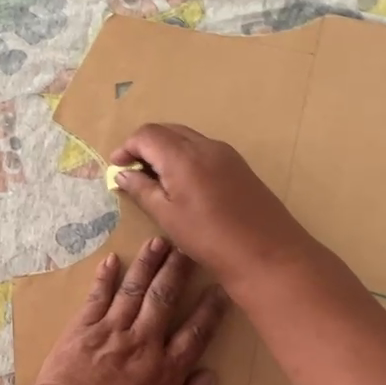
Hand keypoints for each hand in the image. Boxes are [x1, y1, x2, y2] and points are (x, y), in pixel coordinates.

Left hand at [22, 237, 224, 384]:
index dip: (211, 309)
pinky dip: (105, 277)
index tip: (222, 288)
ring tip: (158, 242)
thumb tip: (210, 374)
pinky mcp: (82, 329)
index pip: (196, 332)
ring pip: (133, 290)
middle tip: (189, 247)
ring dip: (147, 264)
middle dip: (178, 271)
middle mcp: (142, 343)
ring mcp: (110, 332)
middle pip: (164, 299)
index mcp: (166, 369)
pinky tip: (112, 259)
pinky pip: (97, 297)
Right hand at [110, 123, 320, 289]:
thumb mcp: (167, 216)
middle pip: (166, 130)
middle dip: (144, 145)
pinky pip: (202, 149)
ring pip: (185, 137)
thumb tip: (123, 175)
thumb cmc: (210, 238)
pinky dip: (183, 156)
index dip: (127, 148)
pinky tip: (181, 183)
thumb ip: (141, 190)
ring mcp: (226, 154)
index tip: (117, 168)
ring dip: (164, 150)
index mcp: (183, 156)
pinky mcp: (238, 165)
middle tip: (132, 171)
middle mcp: (205, 146)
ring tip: (154, 178)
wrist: (269, 254)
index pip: (146, 135)